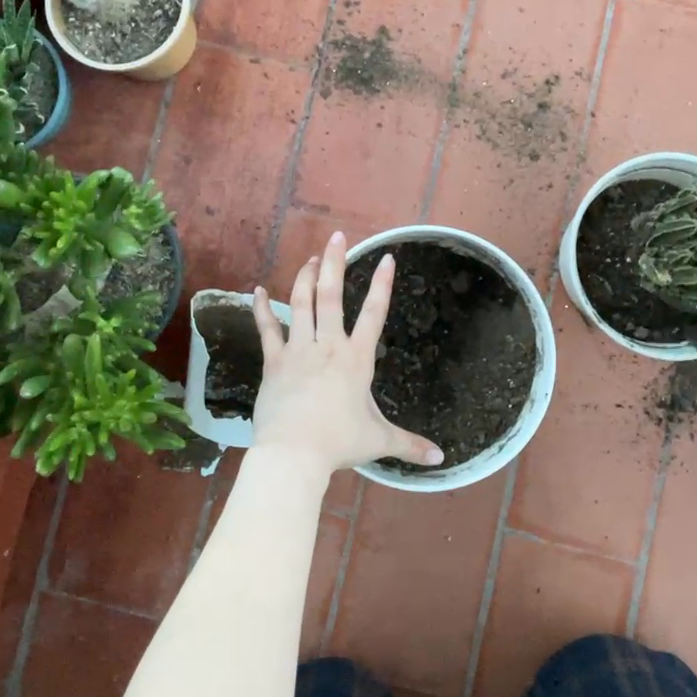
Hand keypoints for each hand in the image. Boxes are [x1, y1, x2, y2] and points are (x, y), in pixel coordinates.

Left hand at [250, 232, 442, 475]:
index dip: (382, 284)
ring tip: (311, 259)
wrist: (294, 452)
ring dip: (306, 278)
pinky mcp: (274, 362)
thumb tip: (440, 459)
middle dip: (336, 263)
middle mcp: (328, 345)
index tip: (387, 258)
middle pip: (332, 295)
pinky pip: (267, 329)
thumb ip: (409, 445)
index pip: (374, 313)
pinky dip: (261, 309)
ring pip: (301, 303)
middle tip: (337, 237)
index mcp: (356, 359)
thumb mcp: (379, 442)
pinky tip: (256, 291)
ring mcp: (298, 350)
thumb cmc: (339, 443)